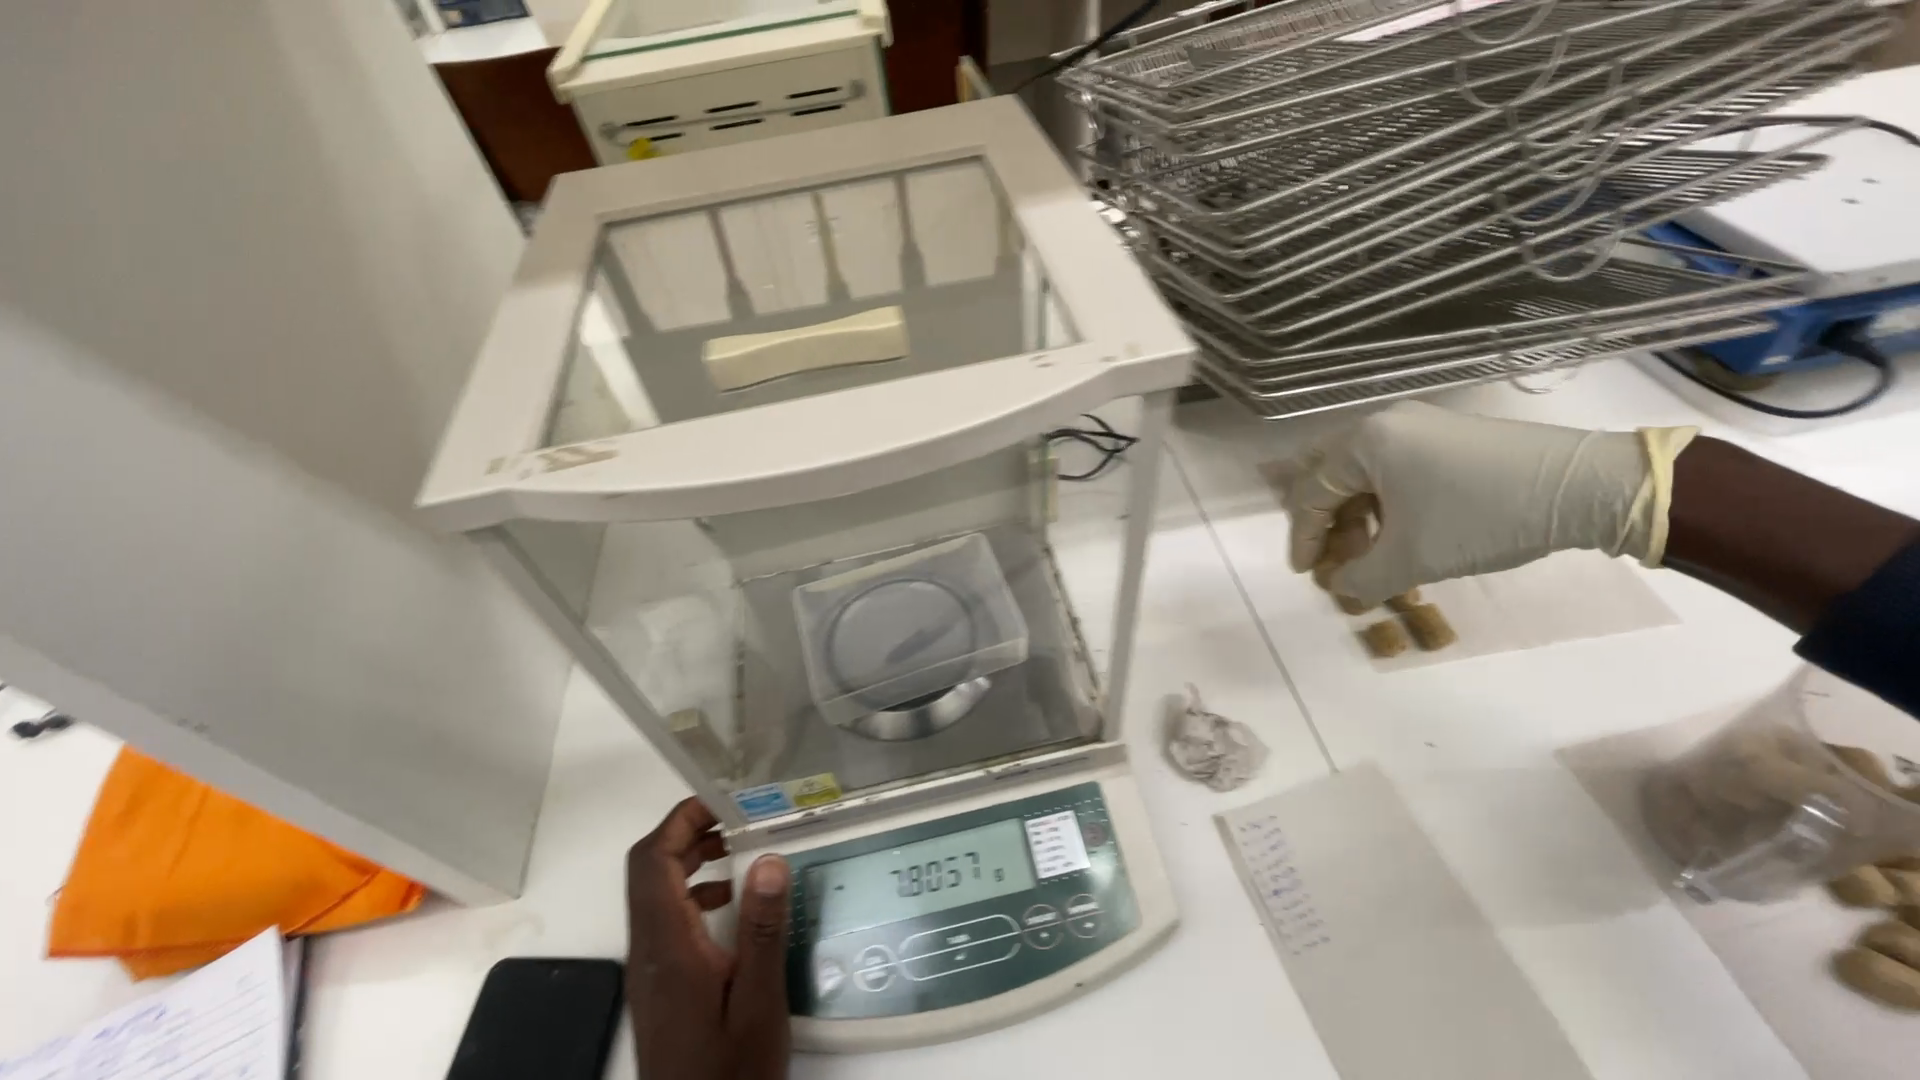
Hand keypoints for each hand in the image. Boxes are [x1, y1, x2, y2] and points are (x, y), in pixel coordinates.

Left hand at [627, 798, 791, 1079]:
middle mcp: (649, 949)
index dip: (679, 820)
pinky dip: (695, 894)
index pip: (653, 861)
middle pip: (649, 870)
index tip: (722, 799)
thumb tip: (767, 858)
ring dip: (691, 862)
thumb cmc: (732, 1069)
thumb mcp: (759, 1000)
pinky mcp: (662, 984)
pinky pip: (668, 920)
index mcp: (668, 944)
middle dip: (687, 833)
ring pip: (656, 894)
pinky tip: (733, 904)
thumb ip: (761, 928)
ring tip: (741, 851)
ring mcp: (652, 968)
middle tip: (738, 818)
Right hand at [1282, 402, 1695, 604]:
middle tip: (1330, 557)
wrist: (1586, 488)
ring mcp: (1420, 425)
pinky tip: (1401, 533)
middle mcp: (1385, 423)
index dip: (1304, 538)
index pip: (1312, 492)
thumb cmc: (1483, 517)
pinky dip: (1384, 503)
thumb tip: (1340, 588)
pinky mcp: (1449, 436)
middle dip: (1324, 521)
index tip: (1307, 575)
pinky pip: (1394, 469)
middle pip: (1329, 474)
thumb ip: (1360, 578)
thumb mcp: (1412, 559)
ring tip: (1369, 553)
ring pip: (1363, 473)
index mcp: (1365, 442)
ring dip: (1356, 515)